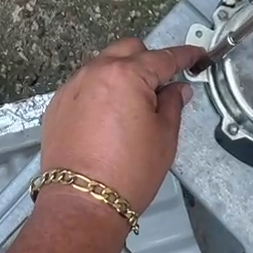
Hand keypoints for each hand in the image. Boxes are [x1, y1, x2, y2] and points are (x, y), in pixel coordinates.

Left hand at [39, 39, 205, 220]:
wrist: (82, 202)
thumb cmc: (125, 173)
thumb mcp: (164, 138)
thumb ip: (172, 104)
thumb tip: (177, 90)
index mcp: (127, 75)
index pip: (163, 57)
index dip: (184, 56)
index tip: (194, 56)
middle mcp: (96, 72)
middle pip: (129, 50)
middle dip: (148, 61)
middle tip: (161, 85)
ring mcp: (73, 85)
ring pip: (103, 64)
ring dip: (121, 74)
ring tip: (133, 105)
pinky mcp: (58, 103)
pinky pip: (83, 84)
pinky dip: (99, 91)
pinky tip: (107, 117)